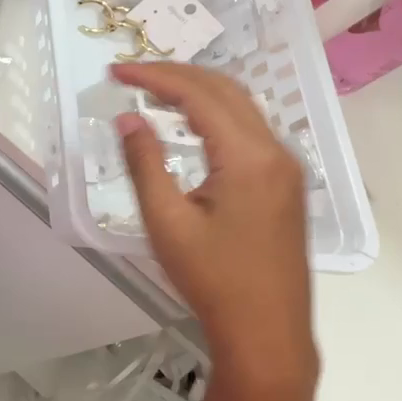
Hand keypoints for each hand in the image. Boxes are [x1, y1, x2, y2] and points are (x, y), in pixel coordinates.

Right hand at [111, 63, 314, 382]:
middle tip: (130, 74)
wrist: (266, 329)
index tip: (115, 71)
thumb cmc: (212, 279)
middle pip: (226, 91)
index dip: (155, 77)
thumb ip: (145, 164)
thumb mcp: (166, 222)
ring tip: (153, 92)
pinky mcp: (285, 184)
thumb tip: (128, 119)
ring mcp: (286, 168)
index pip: (199, 96)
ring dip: (198, 91)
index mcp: (248, 157)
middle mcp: (275, 152)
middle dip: (176, 75)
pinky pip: (249, 130)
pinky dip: (215, 114)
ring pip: (242, 108)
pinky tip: (190, 124)